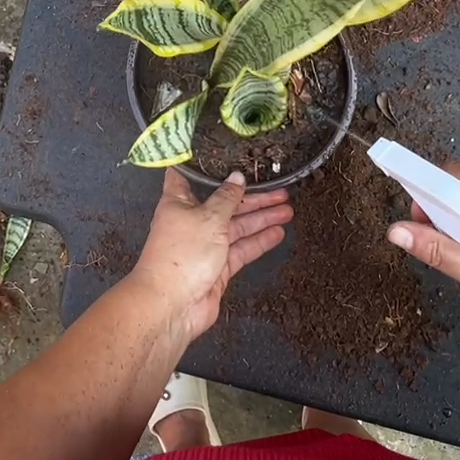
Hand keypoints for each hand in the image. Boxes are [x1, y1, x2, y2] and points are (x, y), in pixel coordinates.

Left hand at [127, 170, 291, 343]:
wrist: (172, 305)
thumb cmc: (181, 254)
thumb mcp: (208, 218)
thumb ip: (227, 198)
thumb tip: (237, 178)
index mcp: (179, 201)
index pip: (189, 176)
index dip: (205, 165)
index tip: (225, 154)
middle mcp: (192, 220)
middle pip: (225, 202)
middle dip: (251, 196)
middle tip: (279, 190)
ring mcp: (205, 244)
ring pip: (237, 226)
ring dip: (260, 218)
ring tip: (287, 209)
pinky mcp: (217, 266)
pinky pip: (241, 249)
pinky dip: (258, 241)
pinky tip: (277, 232)